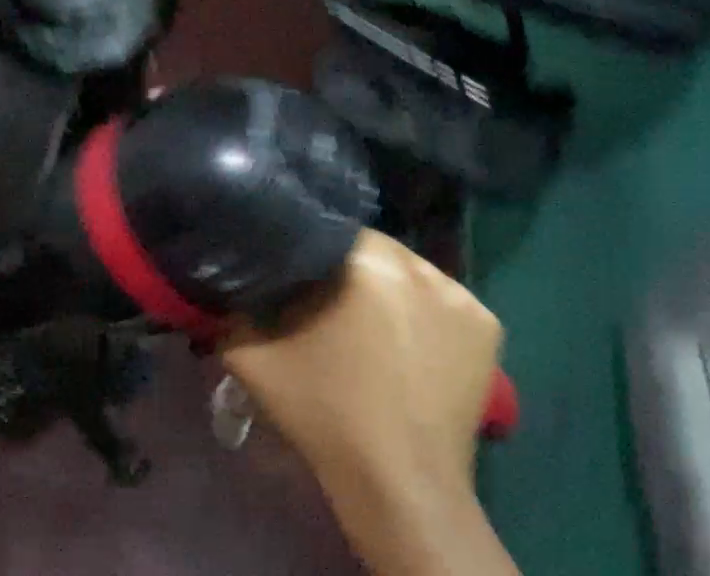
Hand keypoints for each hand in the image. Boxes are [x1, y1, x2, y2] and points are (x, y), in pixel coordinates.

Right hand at [222, 229, 502, 501]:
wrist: (398, 481)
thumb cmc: (320, 409)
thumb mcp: (247, 354)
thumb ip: (228, 308)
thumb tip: (222, 283)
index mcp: (361, 263)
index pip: (324, 227)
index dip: (301, 246)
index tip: (286, 272)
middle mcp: (418, 268)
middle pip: (370, 246)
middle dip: (344, 265)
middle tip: (319, 297)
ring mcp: (460, 297)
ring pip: (408, 270)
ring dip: (384, 284)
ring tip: (361, 319)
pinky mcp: (487, 328)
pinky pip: (441, 299)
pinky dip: (421, 309)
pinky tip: (401, 338)